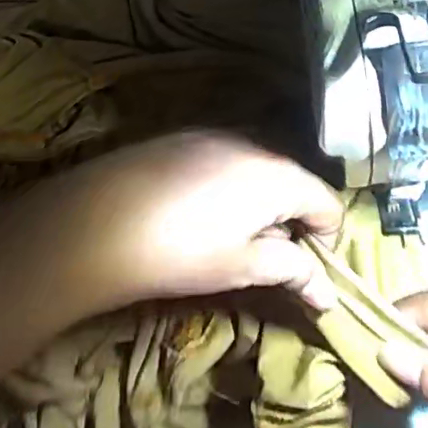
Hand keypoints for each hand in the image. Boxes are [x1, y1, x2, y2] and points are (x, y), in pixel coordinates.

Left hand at [0, 132, 344, 318]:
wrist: (99, 218)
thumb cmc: (182, 250)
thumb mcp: (242, 266)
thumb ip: (293, 271)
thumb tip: (328, 293)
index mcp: (278, 174)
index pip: (327, 202)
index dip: (326, 239)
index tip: (305, 269)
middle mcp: (255, 143)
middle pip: (293, 181)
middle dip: (290, 218)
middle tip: (265, 256)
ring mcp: (218, 134)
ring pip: (259, 168)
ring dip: (259, 200)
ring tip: (228, 235)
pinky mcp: (185, 136)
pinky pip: (226, 158)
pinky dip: (229, 183)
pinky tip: (195, 212)